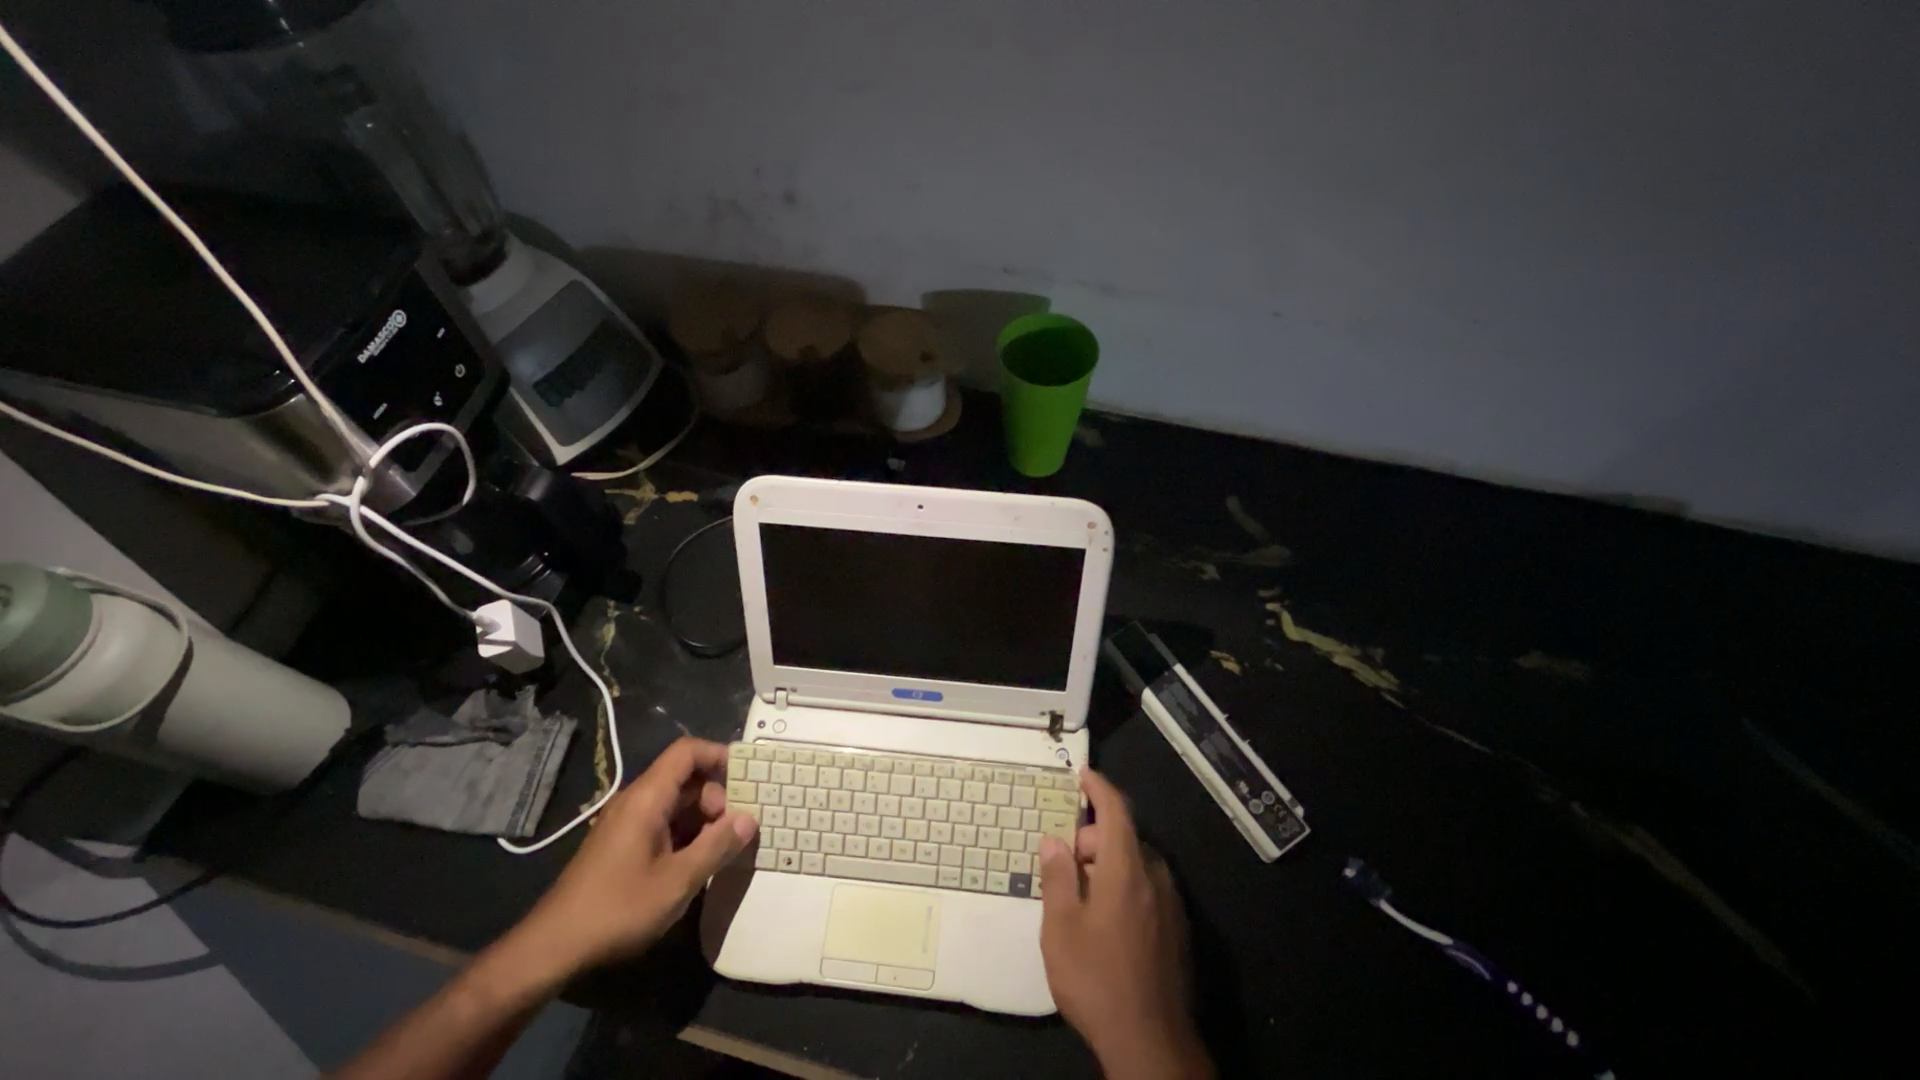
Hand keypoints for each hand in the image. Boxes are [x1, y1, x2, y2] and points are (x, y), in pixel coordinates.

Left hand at [513, 737, 756, 976]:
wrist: (554, 945)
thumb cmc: (618, 908)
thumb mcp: (678, 881)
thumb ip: (717, 846)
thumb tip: (749, 819)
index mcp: (647, 798)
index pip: (687, 752)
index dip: (720, 756)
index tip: (750, 779)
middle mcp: (635, 801)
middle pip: (686, 778)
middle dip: (718, 797)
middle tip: (736, 831)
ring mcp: (627, 823)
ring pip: (676, 803)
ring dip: (704, 819)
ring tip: (725, 849)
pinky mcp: (623, 844)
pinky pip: (663, 823)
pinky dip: (687, 834)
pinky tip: (699, 863)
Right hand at [1039, 769, 1211, 1079]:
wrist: (1151, 1040)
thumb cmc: (1097, 979)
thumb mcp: (1061, 928)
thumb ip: (1058, 878)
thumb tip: (1055, 841)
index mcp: (1127, 870)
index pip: (1116, 812)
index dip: (1099, 789)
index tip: (1083, 775)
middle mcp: (1156, 878)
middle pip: (1124, 839)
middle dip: (1093, 841)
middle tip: (1062, 865)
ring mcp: (1172, 906)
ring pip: (1137, 866)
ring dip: (1109, 866)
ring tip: (1079, 896)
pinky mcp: (1178, 931)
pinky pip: (1148, 890)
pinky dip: (1125, 886)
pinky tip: (1105, 920)